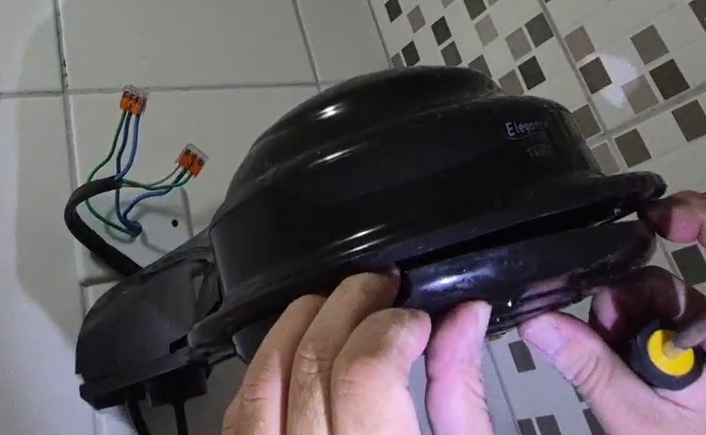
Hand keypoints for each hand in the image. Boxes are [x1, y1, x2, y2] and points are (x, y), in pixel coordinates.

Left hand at [223, 271, 496, 433]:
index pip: (363, 377)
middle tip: (381, 289)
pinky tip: (298, 350)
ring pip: (261, 382)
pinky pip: (241, 416)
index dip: (392, 328)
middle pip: (310, 366)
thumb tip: (463, 315)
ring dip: (301, 326)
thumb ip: (464, 399)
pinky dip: (268, 369)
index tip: (416, 317)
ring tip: (338, 307)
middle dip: (349, 307)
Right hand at [518, 191, 705, 434]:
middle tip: (601, 328)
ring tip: (604, 357)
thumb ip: (592, 369)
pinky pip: (651, 331)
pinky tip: (611, 367)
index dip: (703, 217)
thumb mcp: (645, 428)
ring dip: (620, 321)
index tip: (650, 218)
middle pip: (677, 279)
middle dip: (627, 293)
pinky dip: (623, 339)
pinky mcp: (696, 371)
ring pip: (656, 305)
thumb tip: (535, 317)